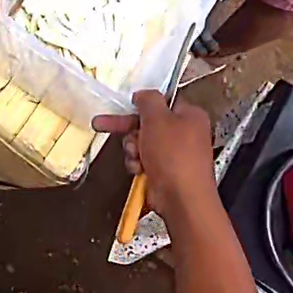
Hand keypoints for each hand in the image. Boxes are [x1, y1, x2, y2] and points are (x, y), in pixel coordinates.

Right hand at [93, 91, 216, 218]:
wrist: (181, 198)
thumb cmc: (172, 155)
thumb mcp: (158, 119)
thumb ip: (148, 100)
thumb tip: (142, 94)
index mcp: (190, 116)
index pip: (163, 102)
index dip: (142, 104)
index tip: (125, 105)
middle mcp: (184, 133)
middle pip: (148, 123)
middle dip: (130, 129)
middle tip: (103, 124)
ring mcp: (175, 154)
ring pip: (142, 143)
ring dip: (133, 148)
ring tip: (136, 156)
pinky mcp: (165, 172)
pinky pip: (144, 161)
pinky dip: (137, 164)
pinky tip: (139, 169)